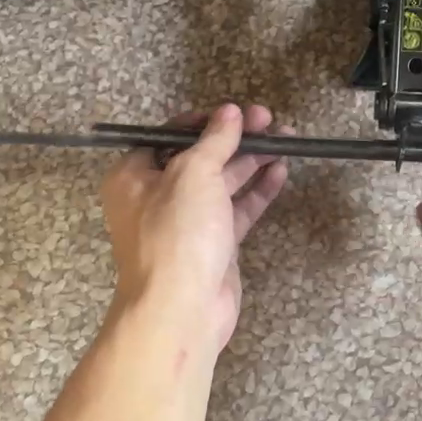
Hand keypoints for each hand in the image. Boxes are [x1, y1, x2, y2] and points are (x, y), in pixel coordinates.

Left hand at [101, 103, 289, 350]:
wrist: (181, 309)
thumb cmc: (177, 232)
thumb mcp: (193, 173)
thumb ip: (214, 140)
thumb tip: (230, 112)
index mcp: (135, 176)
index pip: (167, 136)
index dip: (201, 120)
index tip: (234, 111)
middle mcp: (157, 196)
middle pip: (201, 156)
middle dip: (236, 137)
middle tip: (268, 119)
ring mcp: (187, 221)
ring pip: (223, 181)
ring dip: (252, 160)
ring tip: (287, 138)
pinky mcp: (213, 243)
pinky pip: (237, 208)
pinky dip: (258, 189)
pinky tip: (282, 171)